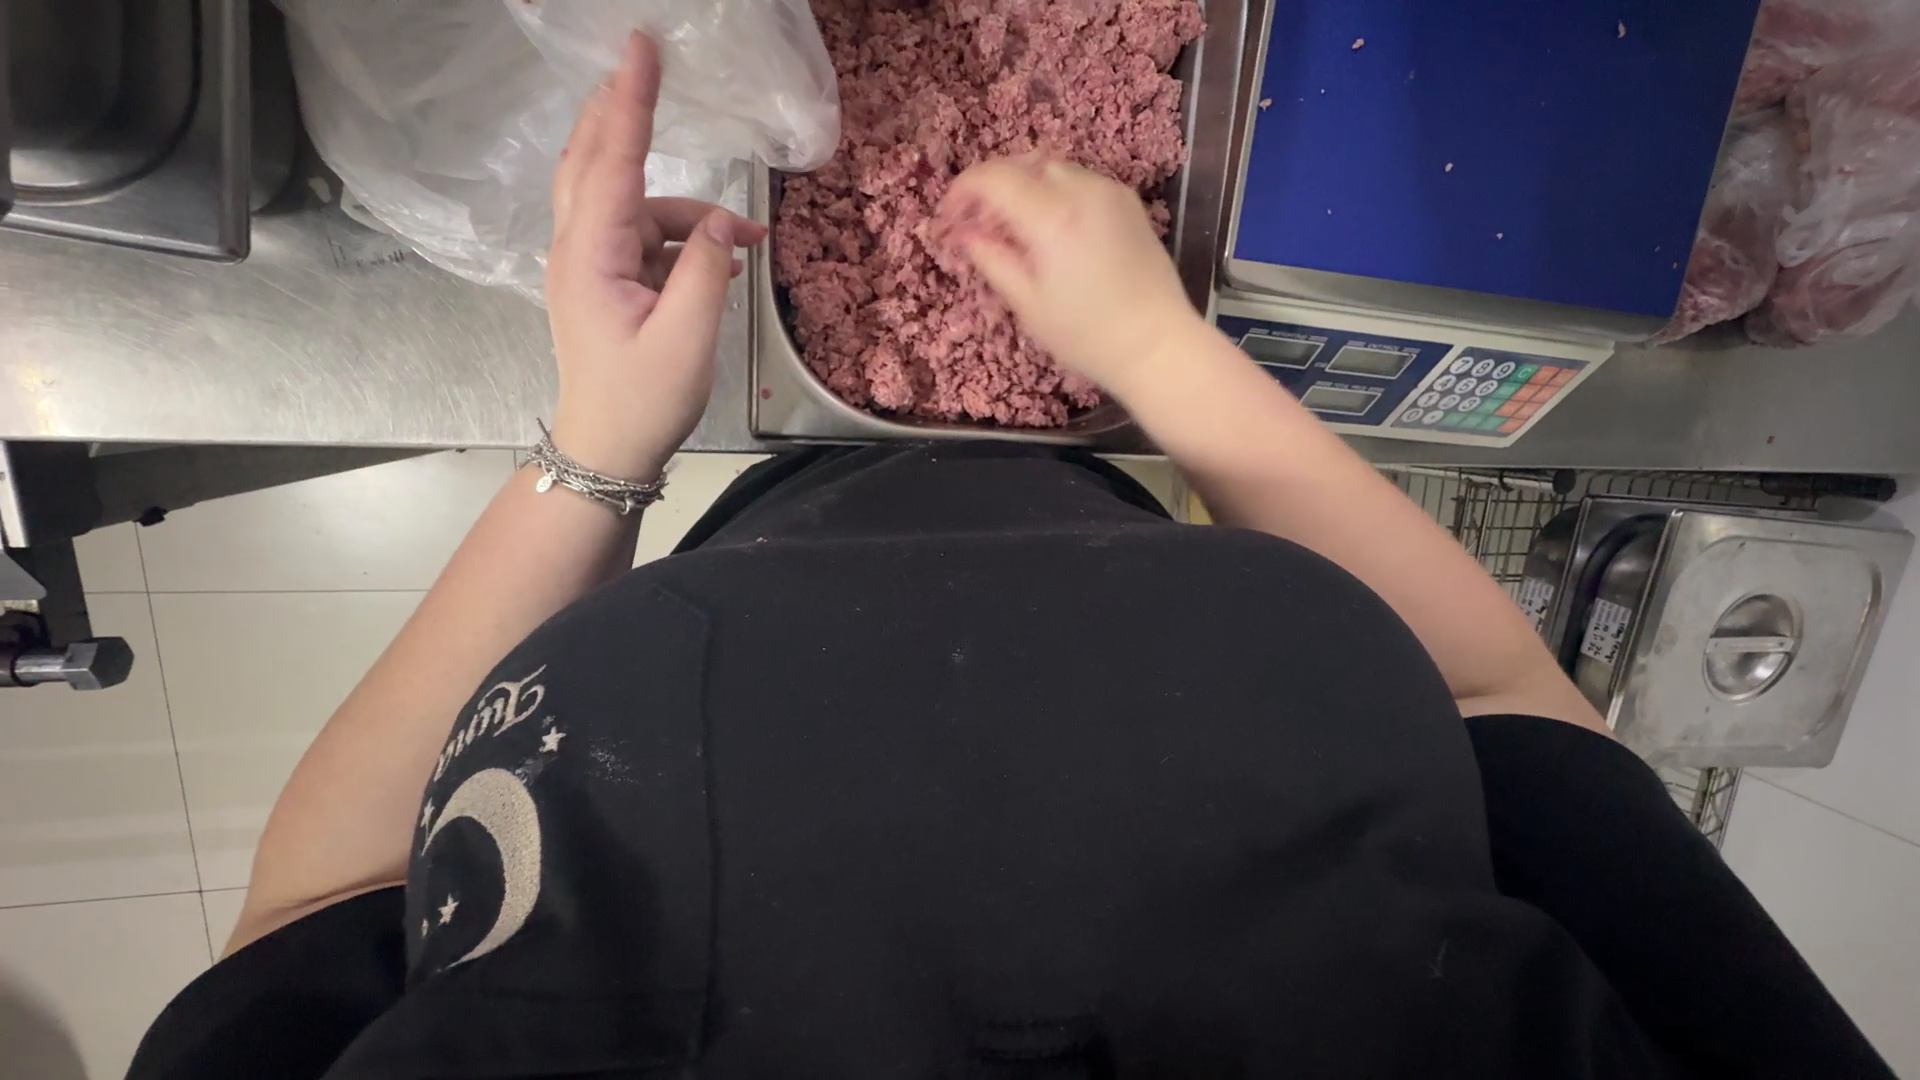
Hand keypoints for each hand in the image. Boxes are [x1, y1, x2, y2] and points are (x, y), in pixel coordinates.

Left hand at [545, 30, 767, 479]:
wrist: (609, 449)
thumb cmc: (645, 399)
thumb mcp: (688, 338)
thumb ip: (707, 272)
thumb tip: (725, 224)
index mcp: (591, 256)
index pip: (612, 163)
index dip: (632, 104)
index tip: (642, 49)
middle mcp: (581, 250)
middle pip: (597, 164)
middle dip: (625, 116)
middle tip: (646, 69)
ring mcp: (592, 269)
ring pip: (634, 209)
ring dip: (689, 215)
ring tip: (747, 242)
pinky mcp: (609, 287)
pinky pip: (646, 244)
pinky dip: (685, 245)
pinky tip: (724, 264)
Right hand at [937, 156, 1204, 397]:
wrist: (1156, 344)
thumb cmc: (1087, 335)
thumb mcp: (1028, 304)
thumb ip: (992, 260)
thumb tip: (964, 234)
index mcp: (1052, 217)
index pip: (993, 178)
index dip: (962, 191)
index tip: (948, 217)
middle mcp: (1082, 190)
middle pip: (1023, 163)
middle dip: (992, 185)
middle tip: (976, 222)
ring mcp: (1110, 192)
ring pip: (1052, 169)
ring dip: (1024, 187)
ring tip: (1012, 228)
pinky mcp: (1128, 203)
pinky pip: (1079, 182)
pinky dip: (1053, 194)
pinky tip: (1049, 230)